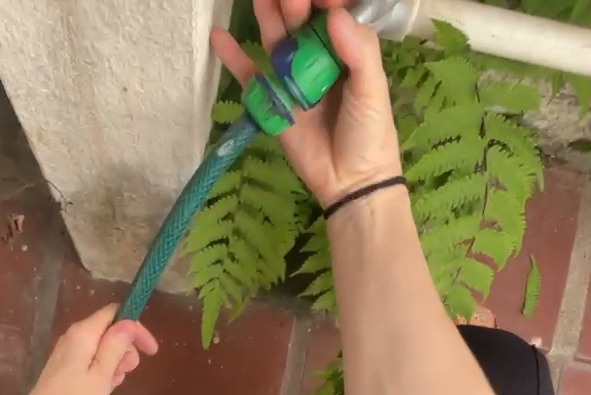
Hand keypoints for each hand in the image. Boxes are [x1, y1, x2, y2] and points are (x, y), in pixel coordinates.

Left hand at [0, 304, 157, 394]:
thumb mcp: (101, 377)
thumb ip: (114, 347)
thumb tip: (128, 322)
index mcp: (82, 335)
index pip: (113, 314)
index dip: (135, 327)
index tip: (151, 350)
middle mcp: (71, 339)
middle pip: (107, 330)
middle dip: (125, 347)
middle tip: (129, 371)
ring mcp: (65, 355)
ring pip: (99, 348)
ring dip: (115, 361)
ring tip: (115, 384)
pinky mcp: (62, 371)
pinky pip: (89, 361)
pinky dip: (102, 371)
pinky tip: (103, 389)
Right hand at [211, 0, 402, 207]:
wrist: (350, 181)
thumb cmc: (368, 132)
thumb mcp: (372, 88)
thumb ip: (358, 48)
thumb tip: (332, 13)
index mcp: (347, 47)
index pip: (332, 10)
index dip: (325, 0)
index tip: (322, 0)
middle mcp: (318, 56)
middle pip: (301, 18)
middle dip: (295, 2)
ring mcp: (293, 78)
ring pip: (277, 37)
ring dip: (268, 15)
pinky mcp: (273, 101)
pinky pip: (250, 75)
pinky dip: (233, 57)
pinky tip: (218, 36)